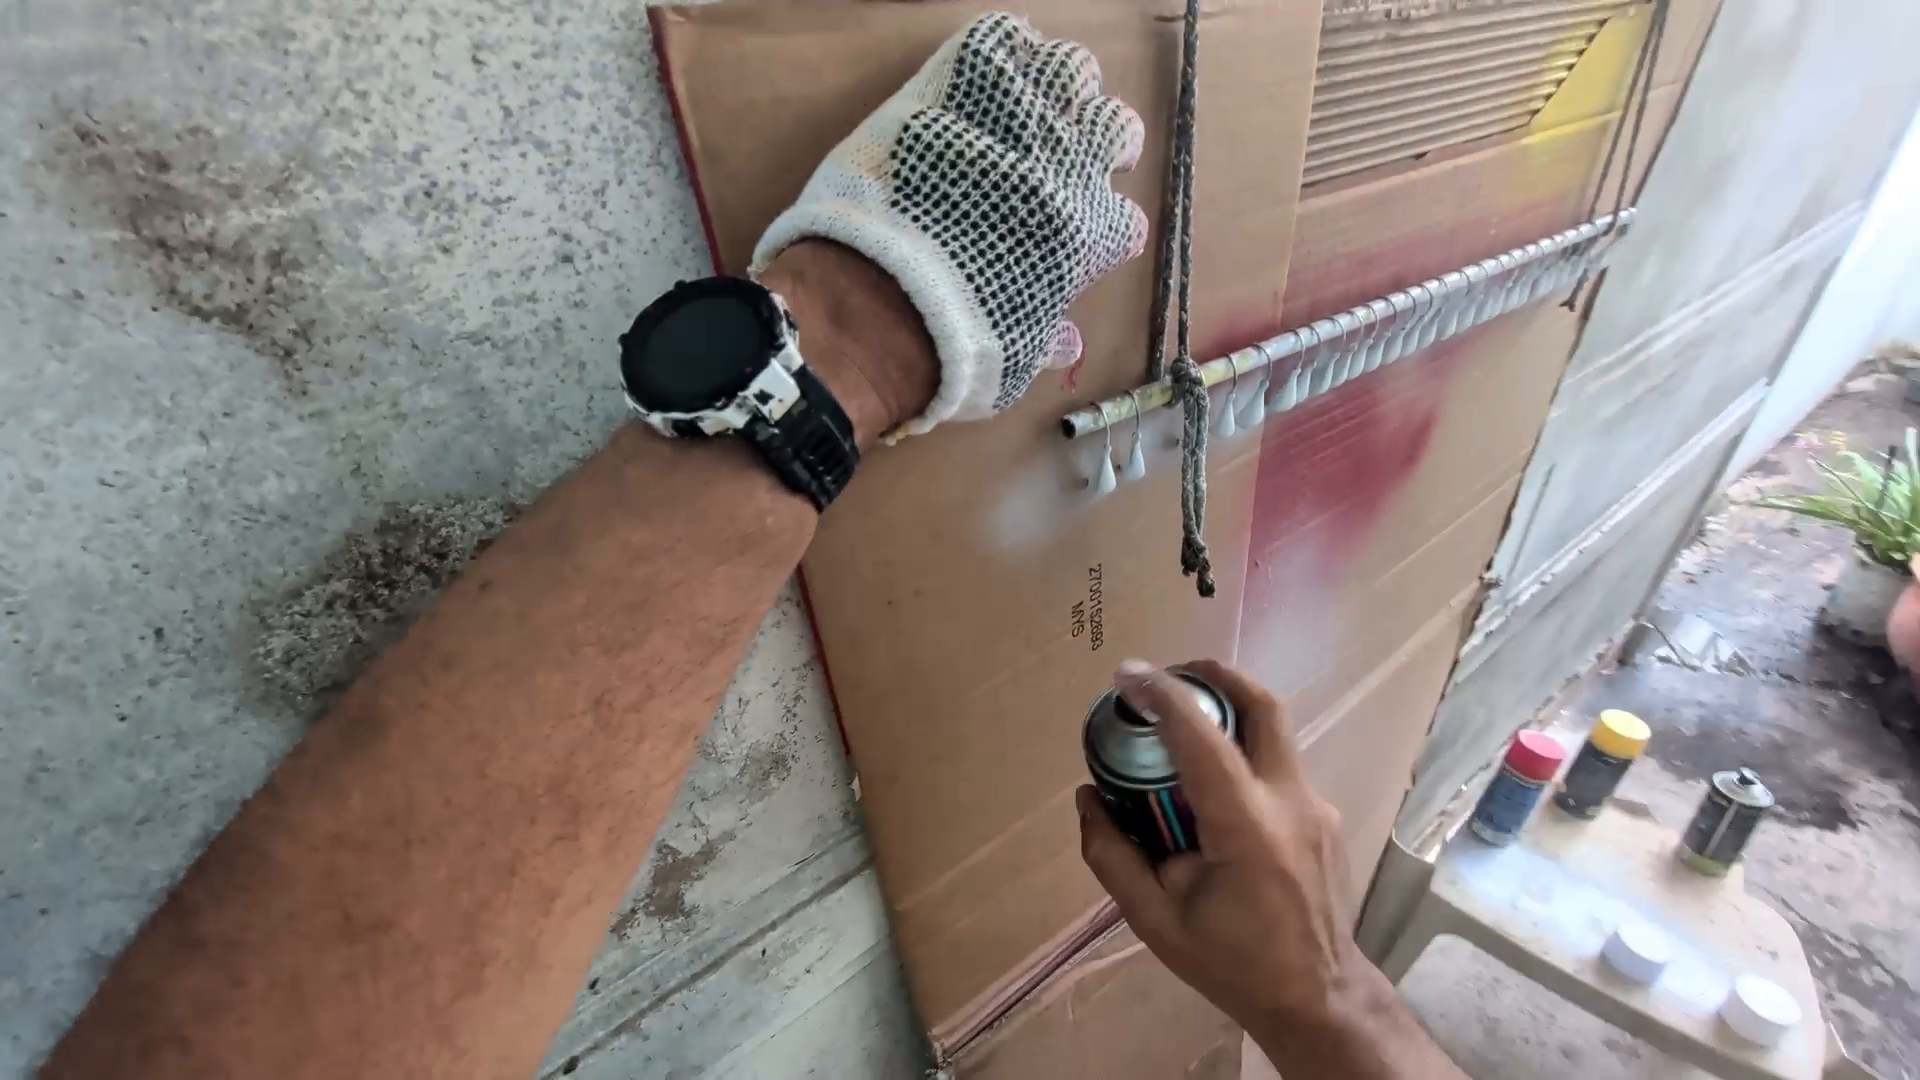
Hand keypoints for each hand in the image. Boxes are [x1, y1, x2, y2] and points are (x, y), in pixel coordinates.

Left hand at [752, 12, 1148, 435]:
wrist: (879, 304)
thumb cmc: (952, 348)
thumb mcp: (1012, 363)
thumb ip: (1046, 343)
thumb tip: (1069, 343)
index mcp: (1086, 238)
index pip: (1127, 223)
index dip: (1106, 231)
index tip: (1081, 238)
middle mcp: (1067, 170)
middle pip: (1117, 130)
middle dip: (1102, 145)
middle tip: (1069, 156)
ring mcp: (1016, 120)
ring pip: (1070, 71)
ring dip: (1059, 88)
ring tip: (1032, 106)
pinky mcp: (961, 84)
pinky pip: (1003, 37)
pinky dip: (1004, 49)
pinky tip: (989, 72)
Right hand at [1077, 659, 1368, 1040]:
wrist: (1322, 1002)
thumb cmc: (1233, 964)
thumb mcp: (1155, 921)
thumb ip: (1111, 855)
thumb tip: (1087, 797)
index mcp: (1248, 830)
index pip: (1204, 741)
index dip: (1163, 697)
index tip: (1127, 675)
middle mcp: (1291, 803)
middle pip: (1263, 706)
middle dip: (1214, 674)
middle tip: (1169, 673)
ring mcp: (1316, 806)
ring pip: (1273, 728)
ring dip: (1226, 707)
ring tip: (1180, 720)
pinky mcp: (1323, 814)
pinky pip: (1276, 760)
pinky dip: (1239, 747)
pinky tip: (1209, 783)